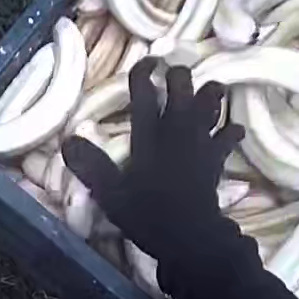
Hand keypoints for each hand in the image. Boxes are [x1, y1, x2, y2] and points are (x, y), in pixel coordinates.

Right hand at [61, 59, 247, 276]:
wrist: (188, 235)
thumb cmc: (147, 213)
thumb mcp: (111, 193)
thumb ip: (91, 166)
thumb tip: (67, 141)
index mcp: (148, 135)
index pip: (144, 93)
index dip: (143, 73)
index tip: (144, 63)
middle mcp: (176, 129)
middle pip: (183, 87)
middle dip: (179, 76)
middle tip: (173, 76)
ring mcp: (200, 141)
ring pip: (212, 102)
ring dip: (211, 94)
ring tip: (207, 91)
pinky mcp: (216, 157)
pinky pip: (229, 135)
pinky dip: (231, 131)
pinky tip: (231, 130)